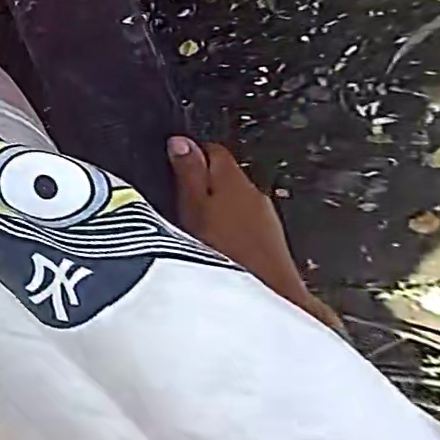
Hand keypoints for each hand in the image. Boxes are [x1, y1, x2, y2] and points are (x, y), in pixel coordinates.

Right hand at [168, 137, 342, 330]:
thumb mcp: (190, 205)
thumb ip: (187, 171)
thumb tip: (180, 141)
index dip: (188, 153)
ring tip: (189, 221)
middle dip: (200, 180)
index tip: (169, 164)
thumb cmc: (222, 249)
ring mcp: (266, 219)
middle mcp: (255, 194)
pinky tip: (210, 241)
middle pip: (224, 174)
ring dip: (213, 204)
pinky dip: (225, 224)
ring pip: (233, 199)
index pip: (211, 149)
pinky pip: (242, 220)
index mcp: (234, 180)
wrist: (268, 298)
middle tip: (173, 196)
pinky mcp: (270, 242)